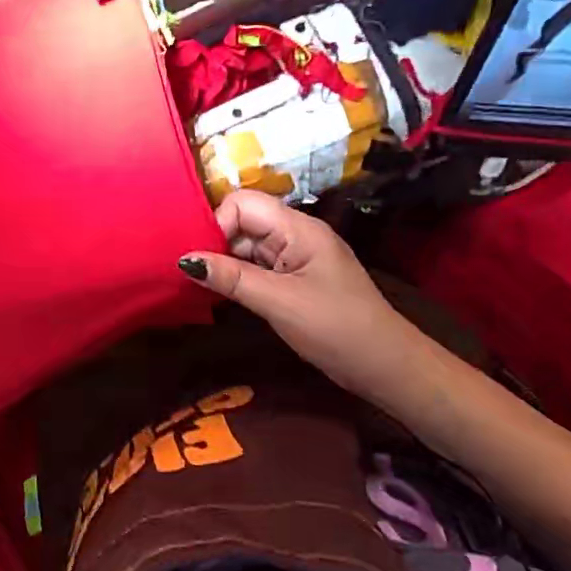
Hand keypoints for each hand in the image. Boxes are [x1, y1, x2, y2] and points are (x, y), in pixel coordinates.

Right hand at [178, 190, 422, 399]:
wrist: (385, 367)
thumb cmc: (336, 328)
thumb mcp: (279, 302)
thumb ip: (232, 278)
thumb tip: (185, 260)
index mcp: (298, 228)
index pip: (243, 203)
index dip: (218, 223)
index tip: (200, 258)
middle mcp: (295, 235)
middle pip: (242, 222)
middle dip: (215, 243)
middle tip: (191, 274)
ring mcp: (294, 257)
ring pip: (246, 246)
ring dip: (223, 262)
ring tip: (199, 285)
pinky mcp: (292, 279)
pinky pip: (255, 266)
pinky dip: (236, 277)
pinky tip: (220, 293)